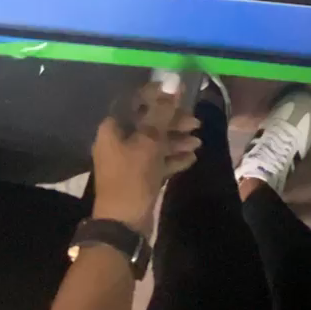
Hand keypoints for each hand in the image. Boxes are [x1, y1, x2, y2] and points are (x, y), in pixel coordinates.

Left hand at [90, 84, 200, 233]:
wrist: (123, 226)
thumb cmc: (132, 178)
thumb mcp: (148, 143)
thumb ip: (162, 113)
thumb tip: (174, 84)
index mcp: (113, 129)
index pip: (134, 101)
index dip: (157, 95)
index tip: (179, 93)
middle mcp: (118, 141)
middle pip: (148, 122)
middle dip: (172, 121)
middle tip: (196, 123)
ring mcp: (128, 161)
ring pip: (154, 143)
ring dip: (176, 140)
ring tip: (197, 143)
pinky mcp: (138, 178)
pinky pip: (157, 161)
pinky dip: (172, 158)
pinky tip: (191, 159)